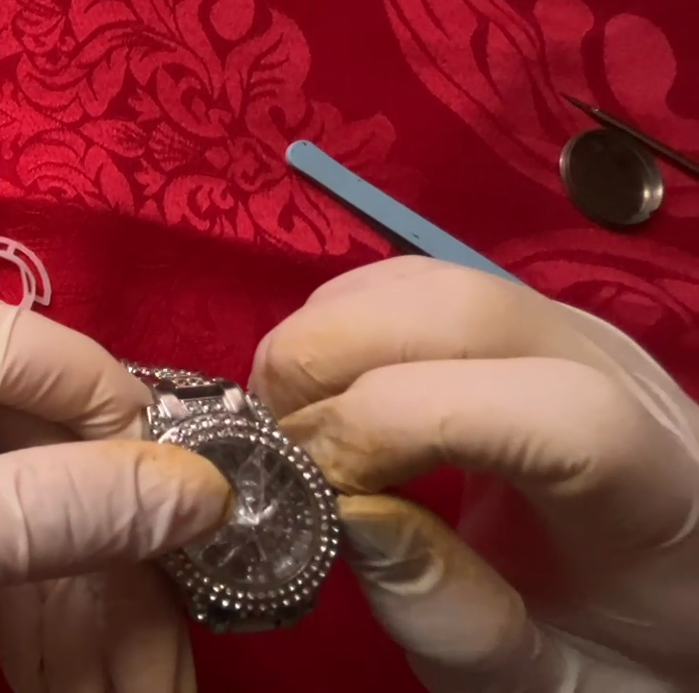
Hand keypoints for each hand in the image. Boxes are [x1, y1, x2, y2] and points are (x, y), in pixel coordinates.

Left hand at [0, 274, 230, 690]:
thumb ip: (82, 504)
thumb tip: (205, 487)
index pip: (72, 368)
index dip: (129, 458)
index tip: (170, 559)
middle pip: (56, 438)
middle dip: (104, 553)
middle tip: (148, 670)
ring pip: (30, 483)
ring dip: (70, 586)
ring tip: (104, 688)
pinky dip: (22, 578)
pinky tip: (45, 660)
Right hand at [249, 257, 698, 691]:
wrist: (650, 599)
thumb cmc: (600, 657)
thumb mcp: (539, 684)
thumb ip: (454, 618)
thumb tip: (342, 506)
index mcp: (672, 497)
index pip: (551, 412)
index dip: (400, 425)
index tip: (318, 483)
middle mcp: (631, 386)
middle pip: (462, 312)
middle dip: (326, 359)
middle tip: (275, 433)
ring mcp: (567, 334)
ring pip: (419, 283)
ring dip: (316, 335)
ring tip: (289, 410)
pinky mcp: (509, 316)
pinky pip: (398, 282)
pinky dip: (329, 319)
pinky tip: (320, 385)